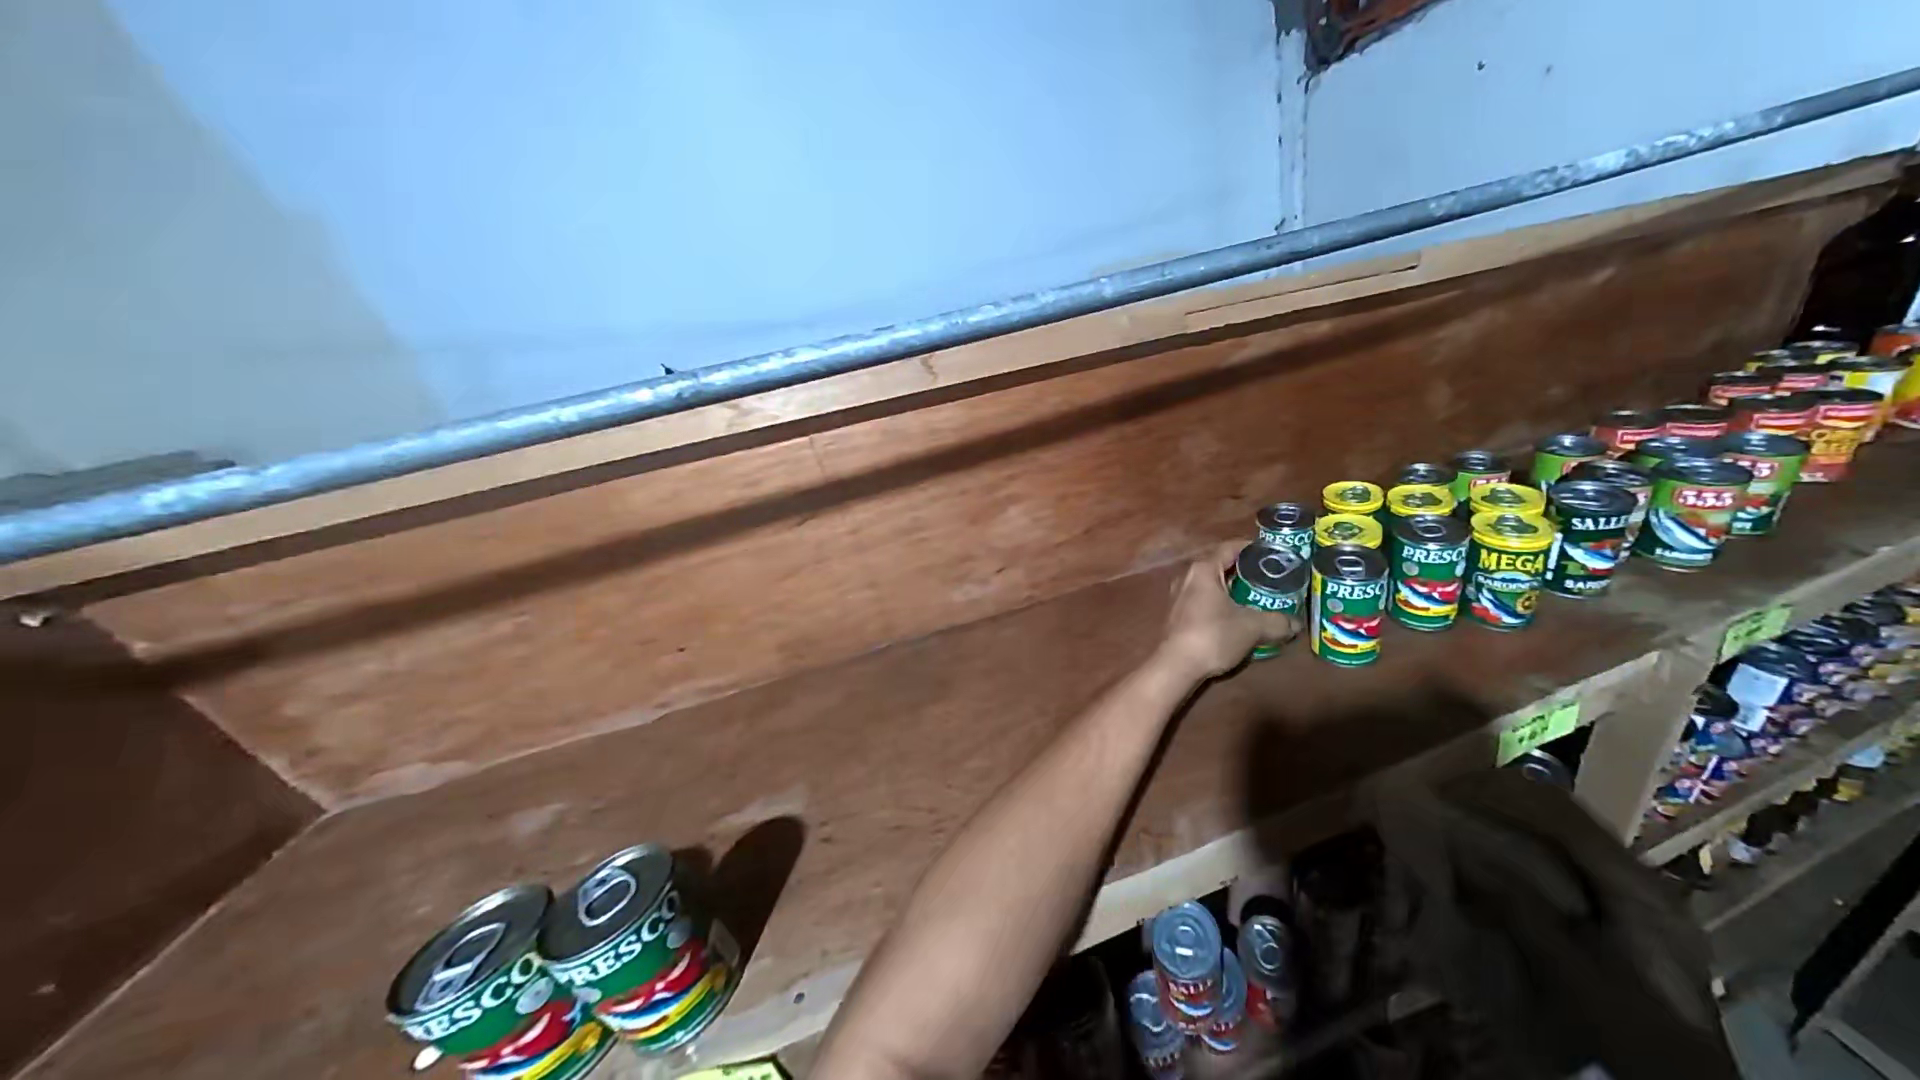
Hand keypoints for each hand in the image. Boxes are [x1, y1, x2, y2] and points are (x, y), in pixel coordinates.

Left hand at [1159, 541, 1298, 681]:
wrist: (1176, 666)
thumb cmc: (1213, 636)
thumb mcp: (1252, 627)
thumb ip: (1277, 621)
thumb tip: (1296, 624)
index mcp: (1203, 570)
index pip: (1230, 547)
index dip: (1253, 548)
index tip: (1274, 553)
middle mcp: (1187, 577)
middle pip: (1221, 566)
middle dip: (1246, 572)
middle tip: (1273, 578)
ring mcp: (1179, 597)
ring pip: (1213, 586)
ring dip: (1235, 591)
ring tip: (1260, 598)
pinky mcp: (1177, 615)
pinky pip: (1205, 601)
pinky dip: (1223, 604)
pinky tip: (1239, 617)